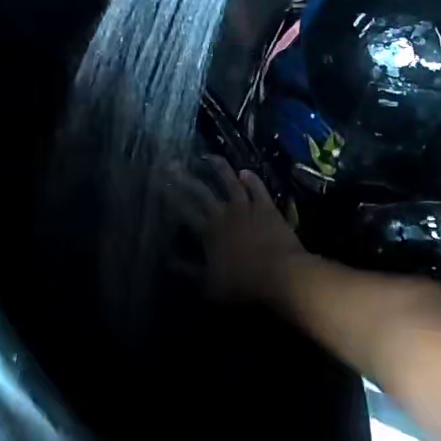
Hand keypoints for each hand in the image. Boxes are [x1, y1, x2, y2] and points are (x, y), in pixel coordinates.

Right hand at [173, 157, 314, 305]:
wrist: (282, 274)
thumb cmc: (244, 284)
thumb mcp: (210, 284)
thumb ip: (189, 271)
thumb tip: (169, 259)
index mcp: (209, 232)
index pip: (184, 209)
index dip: (169, 195)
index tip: (158, 183)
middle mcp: (224, 214)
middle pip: (201, 191)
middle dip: (185, 177)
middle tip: (172, 164)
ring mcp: (247, 208)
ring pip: (230, 182)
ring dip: (220, 168)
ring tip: (210, 156)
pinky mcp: (268, 208)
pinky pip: (258, 189)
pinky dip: (251, 179)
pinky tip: (244, 171)